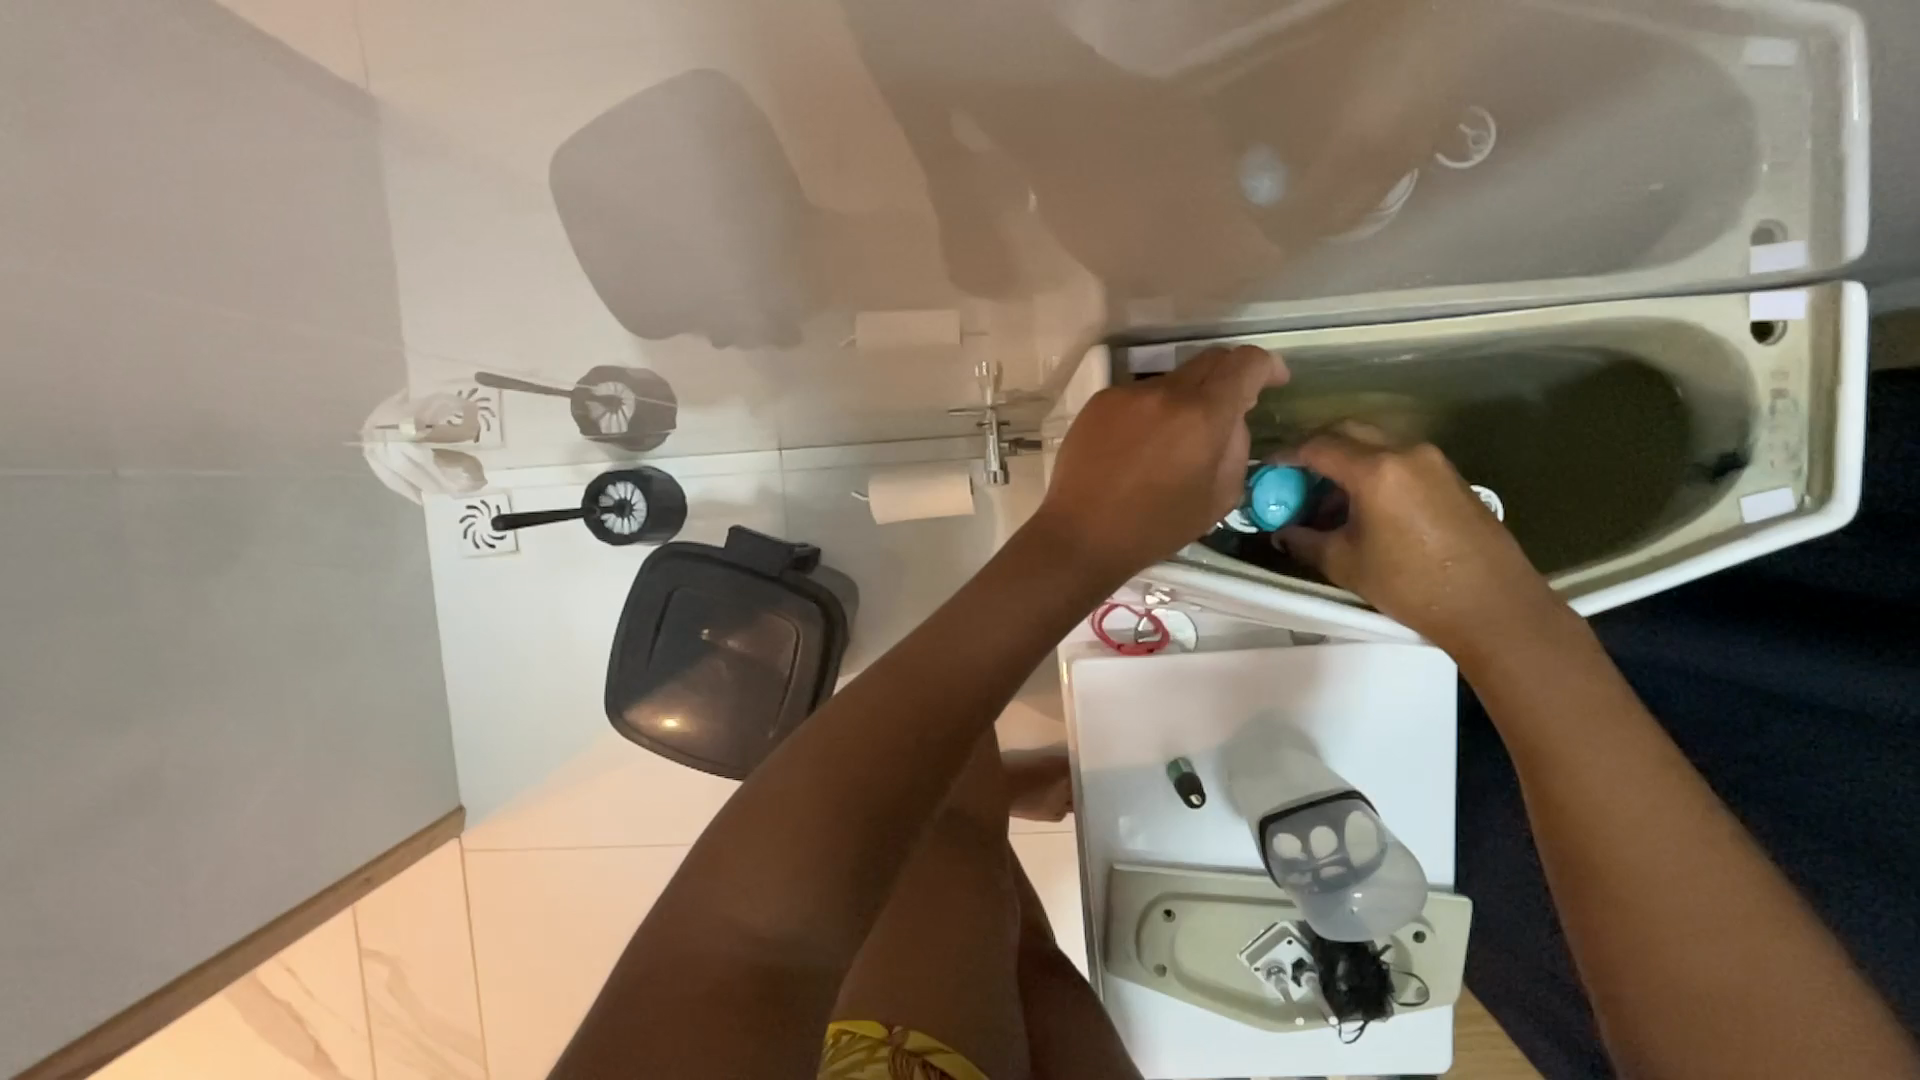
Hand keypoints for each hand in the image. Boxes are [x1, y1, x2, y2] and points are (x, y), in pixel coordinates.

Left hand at [1032, 345, 1288, 581]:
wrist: (1082, 534)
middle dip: (1230, 378)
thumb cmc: (1156, 527)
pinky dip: (1151, 412)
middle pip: (1210, 361)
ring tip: (1175, 442)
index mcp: (1203, 415)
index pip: (1246, 363)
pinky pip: (1139, 396)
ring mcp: (1127, 393)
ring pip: (1172, 381)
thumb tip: (1232, 419)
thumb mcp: (1218, 497)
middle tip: (1231, 409)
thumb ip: (1236, 447)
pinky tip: (1140, 447)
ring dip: (1187, 399)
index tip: (1274, 381)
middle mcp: (1165, 392)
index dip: (1268, 366)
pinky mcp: (1099, 402)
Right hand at [1275, 422, 1565, 652]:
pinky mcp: (1450, 477)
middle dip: (1315, 449)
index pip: (1318, 446)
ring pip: (1375, 444)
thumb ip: (1305, 540)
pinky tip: (1362, 507)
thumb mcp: (1344, 564)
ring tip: (1326, 500)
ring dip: (1345, 461)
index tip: (1267, 471)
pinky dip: (1372, 471)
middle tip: (1293, 478)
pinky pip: (1399, 460)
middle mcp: (1405, 452)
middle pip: (1348, 432)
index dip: (1286, 456)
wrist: (1492, 605)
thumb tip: (1283, 532)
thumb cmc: (1411, 585)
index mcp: (1375, 470)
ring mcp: (1433, 462)